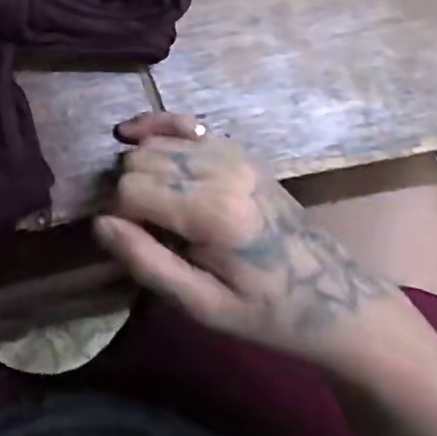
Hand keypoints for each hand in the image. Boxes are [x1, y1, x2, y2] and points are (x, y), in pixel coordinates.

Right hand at [91, 113, 394, 370]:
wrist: (336, 300)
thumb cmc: (265, 311)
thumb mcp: (202, 306)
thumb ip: (146, 262)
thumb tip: (100, 223)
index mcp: (214, 213)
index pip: (129, 190)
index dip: (119, 216)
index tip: (134, 242)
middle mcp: (221, 171)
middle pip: (135, 161)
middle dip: (125, 191)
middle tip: (143, 227)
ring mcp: (231, 154)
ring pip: (150, 144)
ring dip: (138, 169)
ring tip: (153, 204)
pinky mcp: (235, 149)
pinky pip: (178, 123)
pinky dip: (153, 129)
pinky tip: (136, 137)